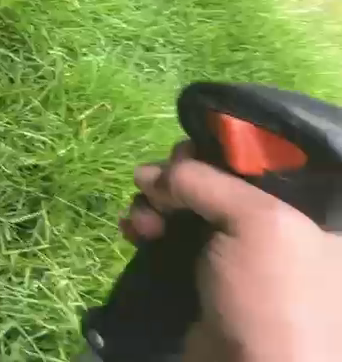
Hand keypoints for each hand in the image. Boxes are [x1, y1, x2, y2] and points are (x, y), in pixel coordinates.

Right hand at [121, 142, 341, 361]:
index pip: (267, 162)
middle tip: (156, 193)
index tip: (190, 158)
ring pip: (185, 202)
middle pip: (216, 177)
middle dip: (173, 179)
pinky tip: (134, 235)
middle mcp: (287, 234)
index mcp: (318, 221)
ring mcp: (246, 256)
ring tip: (141, 225)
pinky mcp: (210, 272)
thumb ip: (206, 180)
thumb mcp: (259, 225)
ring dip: (150, 203)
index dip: (222, 151)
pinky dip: (144, 225)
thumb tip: (155, 177)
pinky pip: (170, 231)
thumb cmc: (277, 302)